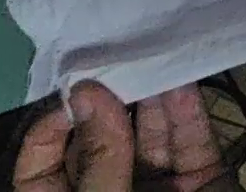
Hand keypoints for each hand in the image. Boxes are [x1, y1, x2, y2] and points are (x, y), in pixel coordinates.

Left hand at [13, 82, 239, 191]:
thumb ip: (99, 161)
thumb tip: (88, 94)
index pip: (43, 169)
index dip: (52, 131)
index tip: (76, 94)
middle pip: (105, 145)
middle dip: (114, 106)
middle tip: (124, 65)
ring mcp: (159, 188)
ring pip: (153, 137)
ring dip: (156, 101)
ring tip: (159, 66)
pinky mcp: (203, 178)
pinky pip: (194, 143)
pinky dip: (190, 114)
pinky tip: (185, 86)